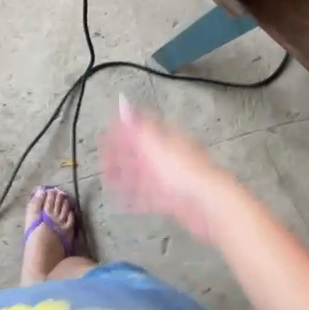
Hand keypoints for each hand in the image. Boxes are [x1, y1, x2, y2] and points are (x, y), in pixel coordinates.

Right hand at [99, 99, 238, 243]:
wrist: (208, 205)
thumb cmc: (182, 172)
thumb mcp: (157, 146)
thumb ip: (138, 127)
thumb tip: (122, 104)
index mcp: (168, 139)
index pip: (142, 129)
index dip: (123, 130)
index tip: (105, 133)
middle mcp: (170, 156)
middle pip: (141, 153)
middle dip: (120, 154)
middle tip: (100, 158)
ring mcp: (171, 179)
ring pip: (142, 175)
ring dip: (123, 176)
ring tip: (105, 178)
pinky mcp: (172, 201)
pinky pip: (148, 197)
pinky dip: (134, 198)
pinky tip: (121, 201)